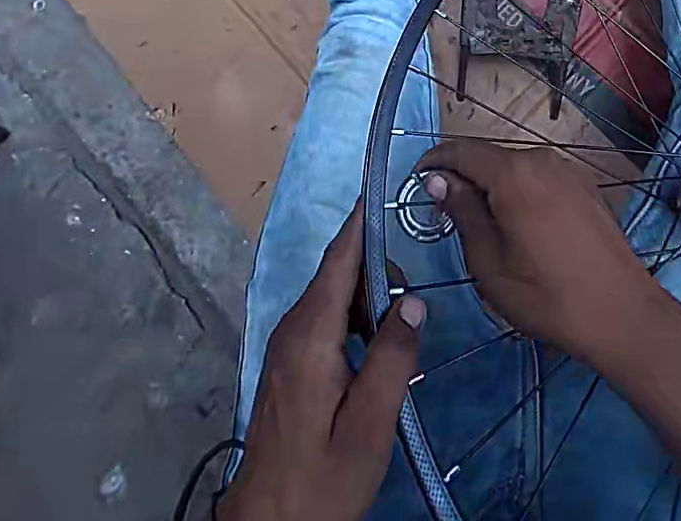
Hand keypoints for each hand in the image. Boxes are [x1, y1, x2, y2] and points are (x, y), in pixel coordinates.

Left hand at [218, 207, 424, 520]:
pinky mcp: (290, 358)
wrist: (267, 518)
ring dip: (365, 290)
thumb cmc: (321, 477)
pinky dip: (353, 312)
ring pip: (330, 294)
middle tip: (413, 275)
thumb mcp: (368, 425)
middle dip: (372, 261)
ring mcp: (288, 341)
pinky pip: (324, 316)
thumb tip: (412, 302)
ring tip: (401, 307)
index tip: (378, 191)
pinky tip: (376, 334)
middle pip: (335, 273)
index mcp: (311, 333)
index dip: (358, 224)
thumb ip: (391, 361)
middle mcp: (294, 325)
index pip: (338, 261)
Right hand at [418, 141, 670, 368]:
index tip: (417, 180)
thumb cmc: (547, 295)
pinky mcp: (586, 187)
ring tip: (478, 215)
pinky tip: (516, 219)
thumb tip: (438, 179)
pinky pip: (538, 176)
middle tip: (444, 205)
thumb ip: (462, 211)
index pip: (460, 150)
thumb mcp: (488, 261)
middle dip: (461, 173)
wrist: (627, 319)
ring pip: (513, 164)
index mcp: (512, 173)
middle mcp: (540, 160)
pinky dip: (517, 187)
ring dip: (490, 181)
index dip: (434, 161)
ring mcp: (568, 171)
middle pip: (487, 154)